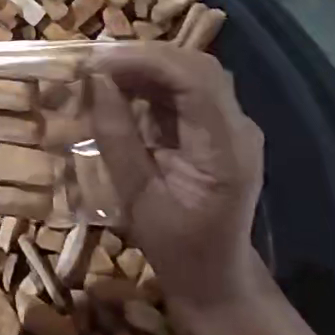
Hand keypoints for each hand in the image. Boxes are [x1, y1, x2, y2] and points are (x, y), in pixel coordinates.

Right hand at [88, 44, 266, 312]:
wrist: (216, 278)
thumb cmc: (176, 249)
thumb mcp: (137, 199)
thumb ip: (117, 138)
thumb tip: (95, 82)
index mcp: (225, 152)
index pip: (196, 81)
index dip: (147, 61)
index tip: (99, 61)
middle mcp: (239, 128)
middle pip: (197, 68)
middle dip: (144, 57)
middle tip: (95, 63)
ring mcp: (234, 125)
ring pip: (193, 72)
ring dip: (147, 66)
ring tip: (103, 73)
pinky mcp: (220, 127)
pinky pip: (187, 89)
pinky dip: (153, 82)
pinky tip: (123, 88)